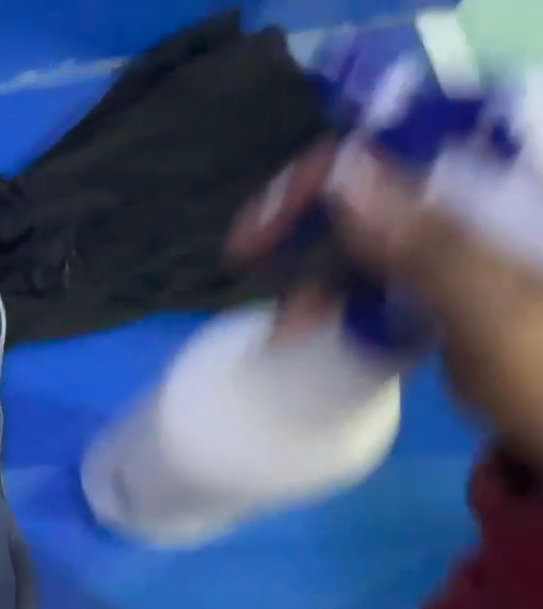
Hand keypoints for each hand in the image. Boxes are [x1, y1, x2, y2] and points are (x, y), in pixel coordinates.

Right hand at [231, 142, 542, 462]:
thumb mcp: (492, 313)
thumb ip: (430, 243)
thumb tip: (346, 174)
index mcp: (530, 188)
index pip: (441, 132)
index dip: (356, 153)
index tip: (286, 204)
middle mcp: (507, 200)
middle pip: (394, 173)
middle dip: (314, 211)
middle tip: (246, 248)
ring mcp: (478, 240)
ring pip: (374, 224)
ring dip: (315, 266)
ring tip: (288, 323)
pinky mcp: (452, 277)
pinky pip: (377, 266)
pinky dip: (333, 293)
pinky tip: (307, 324)